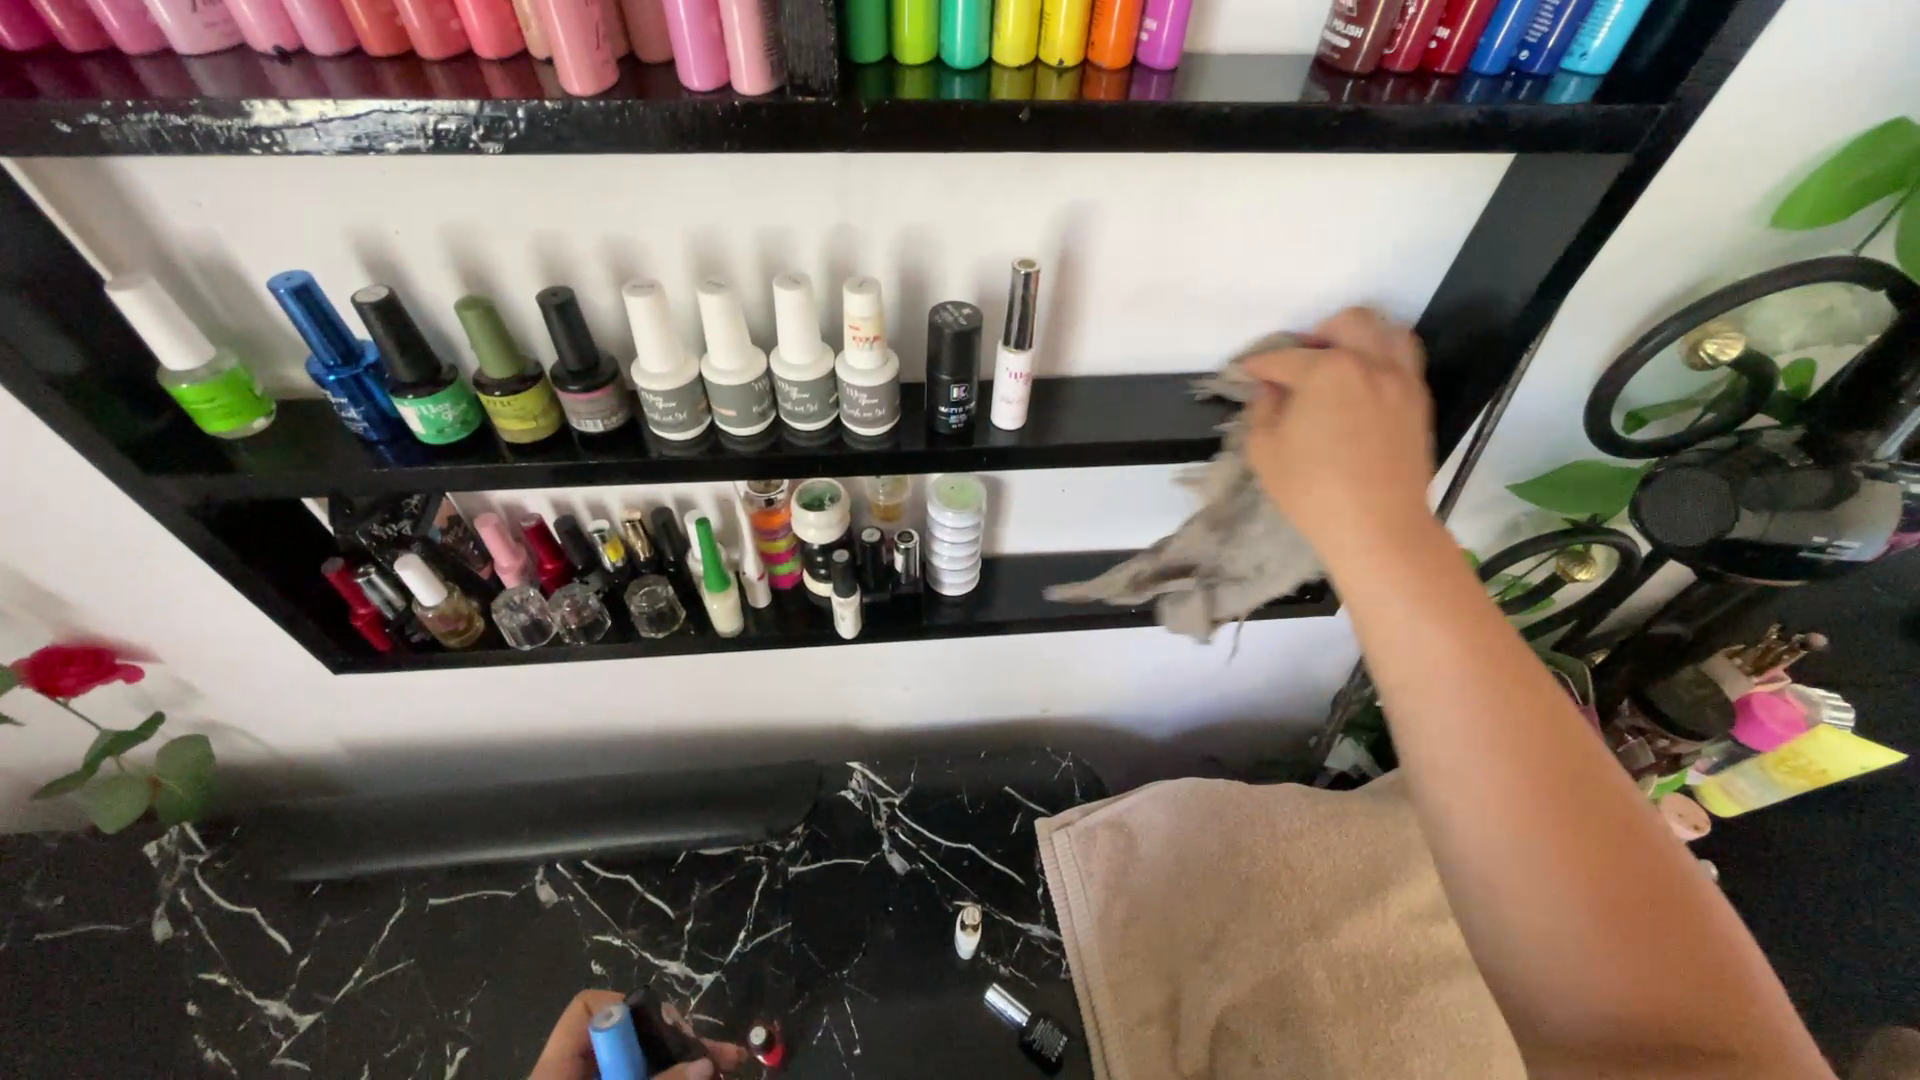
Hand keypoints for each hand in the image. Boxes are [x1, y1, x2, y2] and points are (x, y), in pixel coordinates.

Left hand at [529, 990, 748, 1079]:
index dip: (627, 1010)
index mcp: (558, 1069)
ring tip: (730, 1069)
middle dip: (681, 1043)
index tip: (665, 1031)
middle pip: (633, 1039)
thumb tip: (707, 1063)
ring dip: (689, 1067)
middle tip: (723, 1059)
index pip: (588, 1009)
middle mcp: (577, 1074)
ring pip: (648, 1067)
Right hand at [1242, 308, 1436, 552]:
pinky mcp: (1419, 403)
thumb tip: (1271, 391)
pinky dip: (1382, 362)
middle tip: (1300, 362)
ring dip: (1360, 339)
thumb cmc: (1311, 490)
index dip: (1259, 365)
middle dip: (1318, 334)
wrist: (1376, 525)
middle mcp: (1370, 363)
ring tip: (1340, 364)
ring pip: (1388, 333)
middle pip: (1348, 322)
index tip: (1246, 373)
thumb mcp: (1264, 450)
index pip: (1284, 357)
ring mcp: (1402, 381)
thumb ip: (1262, 410)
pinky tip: (1363, 388)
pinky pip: (1405, 362)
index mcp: (1327, 370)